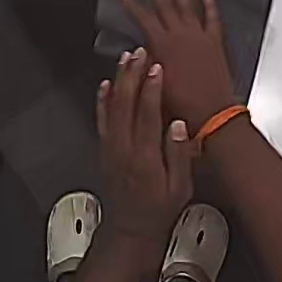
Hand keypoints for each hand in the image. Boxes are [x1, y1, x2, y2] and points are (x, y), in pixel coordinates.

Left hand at [96, 47, 194, 251]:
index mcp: (145, 156)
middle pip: (126, 103)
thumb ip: (179, 155)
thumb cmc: (159, 210)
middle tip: (140, 53)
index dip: (152, 88)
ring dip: (118, 80)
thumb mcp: (180, 188)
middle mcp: (124, 147)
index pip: (147, 114)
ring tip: (125, 59)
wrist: (130, 229)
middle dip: (133, 75)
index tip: (157, 67)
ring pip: (112, 106)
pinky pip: (101, 119)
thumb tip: (178, 124)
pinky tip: (105, 84)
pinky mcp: (104, 148)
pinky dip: (102, 99)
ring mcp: (111, 146)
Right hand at [119, 0, 237, 128]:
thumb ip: (144, 63)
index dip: (133, 5)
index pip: (143, 18)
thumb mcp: (152, 83)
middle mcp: (180, 35)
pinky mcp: (215, 43)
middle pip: (165, 4)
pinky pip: (213, 18)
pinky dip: (210, 4)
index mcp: (162, 44)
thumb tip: (134, 52)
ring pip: (188, 5)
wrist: (210, 115)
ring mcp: (199, 37)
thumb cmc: (179, 104)